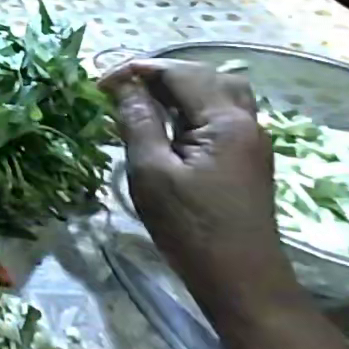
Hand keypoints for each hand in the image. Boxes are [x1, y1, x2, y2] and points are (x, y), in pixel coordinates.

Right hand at [100, 59, 300, 315]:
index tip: (99, 84)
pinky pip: (218, 115)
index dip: (138, 71)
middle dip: (159, 74)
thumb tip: (125, 87)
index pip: (181, 74)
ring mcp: (250, 141)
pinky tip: (162, 125)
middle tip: (119, 88)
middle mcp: (246, 123)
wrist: (238, 277)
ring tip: (140, 101)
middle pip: (205, 76)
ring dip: (178, 89)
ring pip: (218, 94)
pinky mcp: (244, 158)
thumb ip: (138, 123)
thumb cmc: (189, 225)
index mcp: (226, 122)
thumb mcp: (150, 171)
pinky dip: (189, 108)